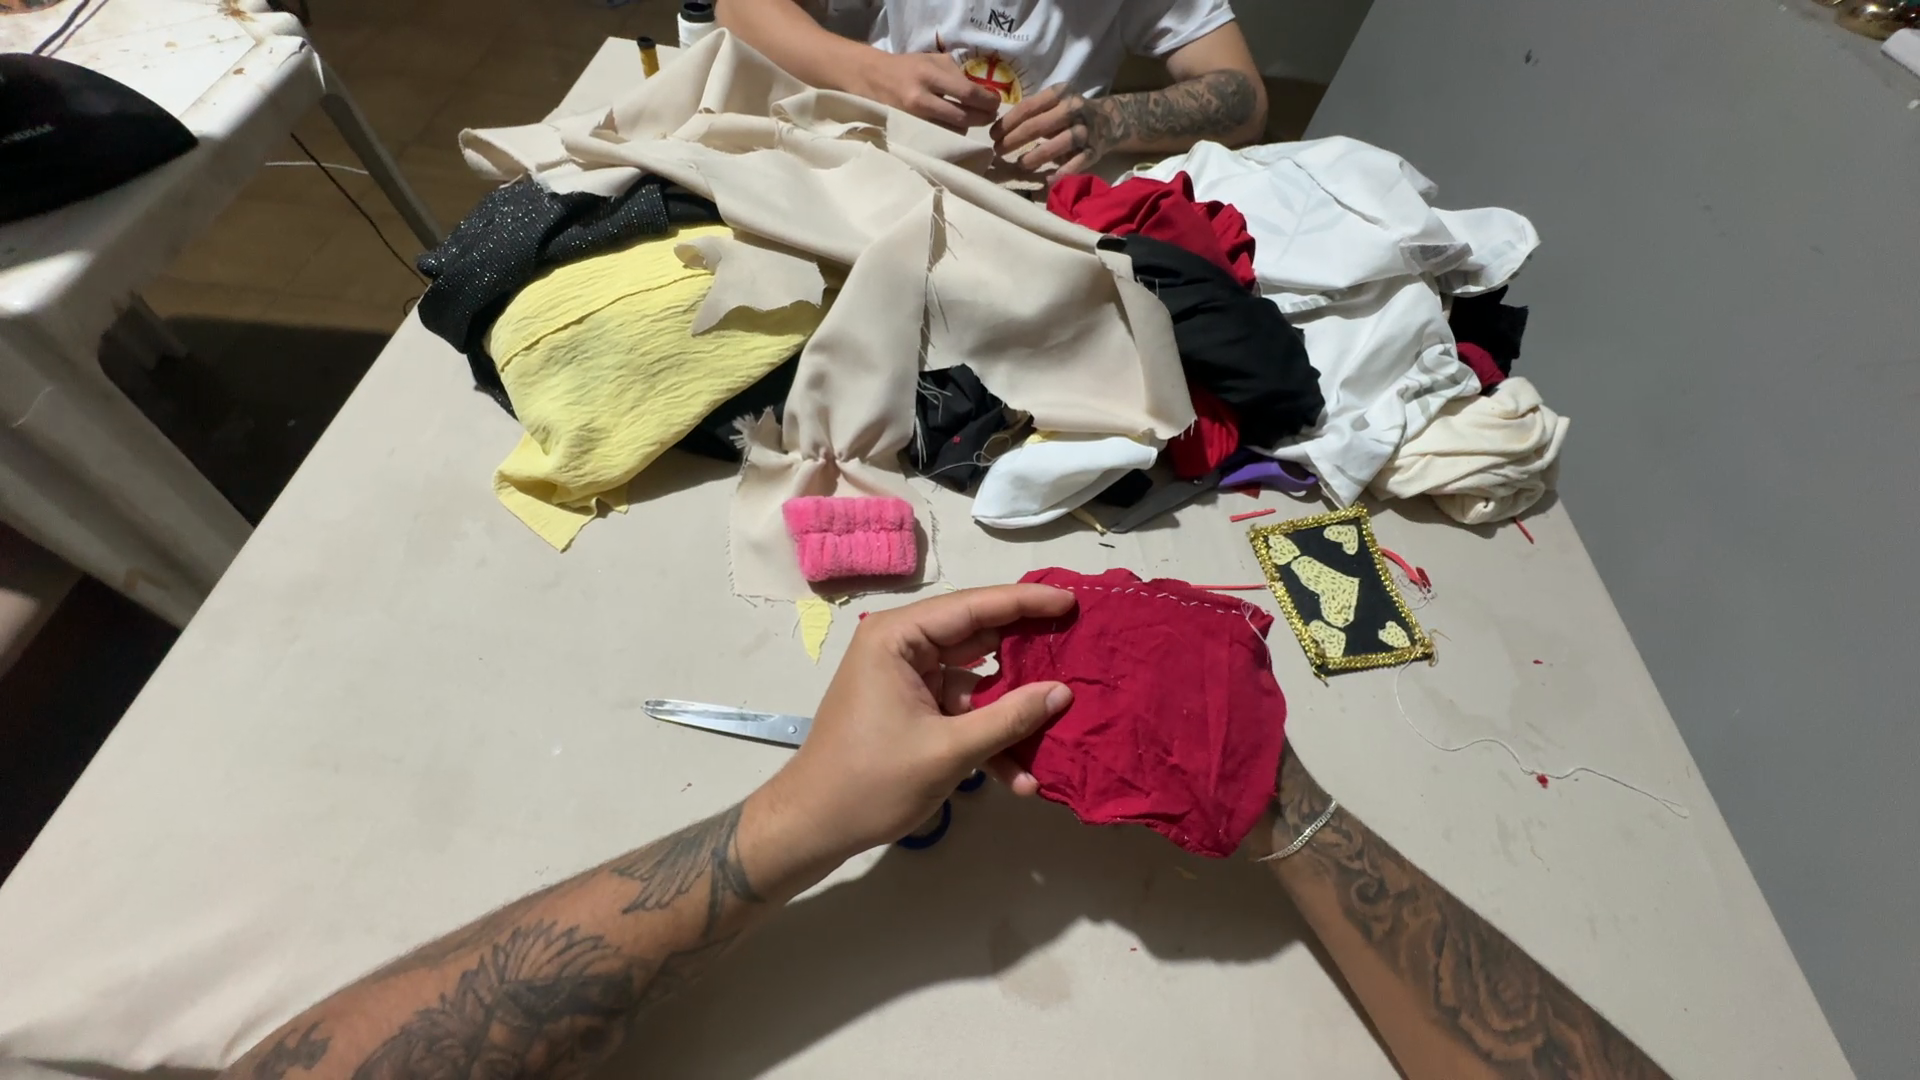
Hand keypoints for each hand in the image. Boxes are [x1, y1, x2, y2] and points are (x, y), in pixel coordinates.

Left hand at [755, 585, 1074, 864]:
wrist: (814, 827)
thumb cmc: (872, 780)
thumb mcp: (949, 750)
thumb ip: (1010, 718)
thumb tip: (1064, 692)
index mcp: (899, 637)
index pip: (973, 606)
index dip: (1026, 602)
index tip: (1071, 600)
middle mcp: (904, 646)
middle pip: (978, 636)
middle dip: (1027, 649)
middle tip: (1079, 643)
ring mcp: (910, 678)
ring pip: (977, 678)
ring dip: (1013, 706)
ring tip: (1064, 711)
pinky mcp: (916, 709)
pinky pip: (963, 710)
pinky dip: (989, 735)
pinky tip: (1021, 775)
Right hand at [853, 51, 1001, 131]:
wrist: (872, 80)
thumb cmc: (906, 69)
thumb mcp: (931, 60)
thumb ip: (955, 74)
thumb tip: (980, 93)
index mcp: (929, 75)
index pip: (967, 93)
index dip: (986, 102)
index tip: (996, 104)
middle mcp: (922, 100)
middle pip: (963, 117)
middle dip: (982, 118)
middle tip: (990, 117)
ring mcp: (916, 121)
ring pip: (953, 132)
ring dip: (966, 127)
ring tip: (969, 120)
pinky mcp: (911, 135)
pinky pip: (940, 140)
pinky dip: (951, 136)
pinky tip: (954, 130)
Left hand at [989, 82, 1112, 174]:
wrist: (1109, 122)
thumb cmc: (1071, 116)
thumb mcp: (1054, 105)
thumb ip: (1033, 113)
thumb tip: (1001, 130)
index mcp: (1059, 93)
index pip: (1028, 107)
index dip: (1008, 122)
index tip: (993, 135)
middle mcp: (1073, 108)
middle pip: (1038, 125)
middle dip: (1014, 139)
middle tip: (998, 152)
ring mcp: (1084, 130)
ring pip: (1057, 143)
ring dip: (1035, 156)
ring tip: (1020, 165)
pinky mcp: (1093, 151)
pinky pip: (1076, 164)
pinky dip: (1061, 173)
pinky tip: (1047, 180)